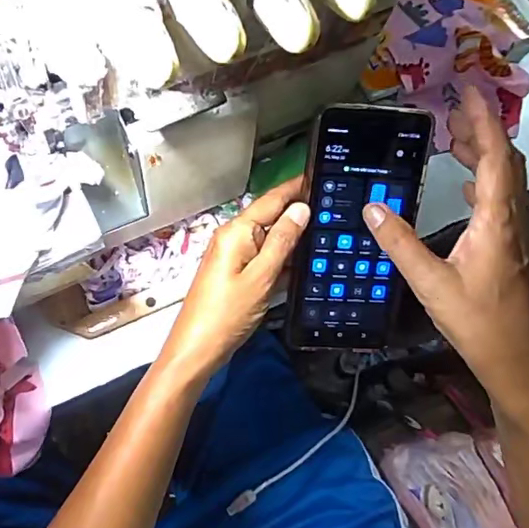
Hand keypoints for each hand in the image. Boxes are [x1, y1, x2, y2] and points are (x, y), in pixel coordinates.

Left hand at [158, 178, 309, 382]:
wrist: (197, 350)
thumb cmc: (222, 316)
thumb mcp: (261, 277)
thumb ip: (282, 242)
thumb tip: (300, 210)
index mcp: (236, 233)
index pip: (271, 199)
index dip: (297, 187)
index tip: (319, 177)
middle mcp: (232, 239)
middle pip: (271, 216)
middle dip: (298, 212)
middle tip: (331, 208)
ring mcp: (233, 257)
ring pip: (269, 239)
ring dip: (292, 238)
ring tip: (323, 235)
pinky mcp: (236, 274)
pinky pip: (263, 258)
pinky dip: (282, 259)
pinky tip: (300, 265)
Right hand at [364, 88, 528, 399]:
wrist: (517, 360)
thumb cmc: (478, 322)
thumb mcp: (430, 283)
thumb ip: (400, 244)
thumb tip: (372, 207)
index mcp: (495, 221)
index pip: (493, 157)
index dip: (482, 120)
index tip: (468, 91)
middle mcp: (509, 220)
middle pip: (504, 162)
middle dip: (482, 130)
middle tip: (453, 110)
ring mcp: (511, 235)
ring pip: (503, 180)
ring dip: (482, 154)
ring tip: (453, 140)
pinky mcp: (507, 248)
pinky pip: (497, 200)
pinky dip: (481, 180)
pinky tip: (462, 187)